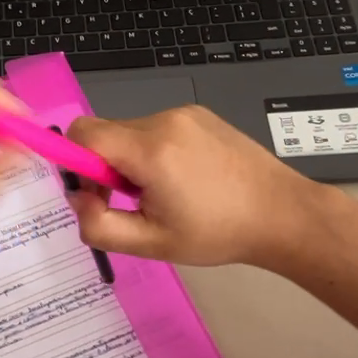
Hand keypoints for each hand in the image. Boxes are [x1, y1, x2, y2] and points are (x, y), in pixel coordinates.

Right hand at [65, 106, 324, 266]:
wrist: (282, 214)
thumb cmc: (217, 234)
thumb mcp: (149, 243)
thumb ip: (99, 225)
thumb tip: (77, 199)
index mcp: (150, 151)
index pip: (82, 134)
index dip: (75, 163)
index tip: (97, 193)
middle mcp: (164, 121)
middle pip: (104, 134)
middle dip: (105, 168)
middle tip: (134, 202)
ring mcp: (184, 113)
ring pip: (129, 132)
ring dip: (131, 162)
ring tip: (165, 194)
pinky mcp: (199, 114)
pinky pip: (155, 129)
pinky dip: (153, 152)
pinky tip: (184, 180)